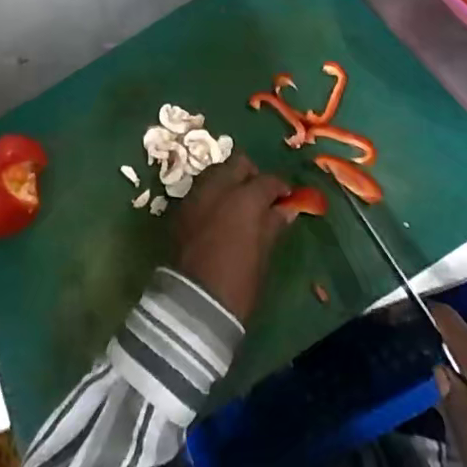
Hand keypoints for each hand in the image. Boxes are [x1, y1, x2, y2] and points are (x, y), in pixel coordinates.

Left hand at [172, 151, 293, 322]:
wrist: (195, 302)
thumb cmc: (239, 281)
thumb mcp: (263, 252)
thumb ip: (273, 223)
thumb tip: (286, 209)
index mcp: (245, 197)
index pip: (267, 180)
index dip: (280, 187)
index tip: (286, 197)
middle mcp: (218, 187)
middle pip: (237, 164)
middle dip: (251, 175)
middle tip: (260, 195)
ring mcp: (196, 196)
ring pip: (215, 172)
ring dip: (229, 181)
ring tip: (237, 203)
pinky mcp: (180, 209)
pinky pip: (200, 190)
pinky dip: (212, 195)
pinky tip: (218, 214)